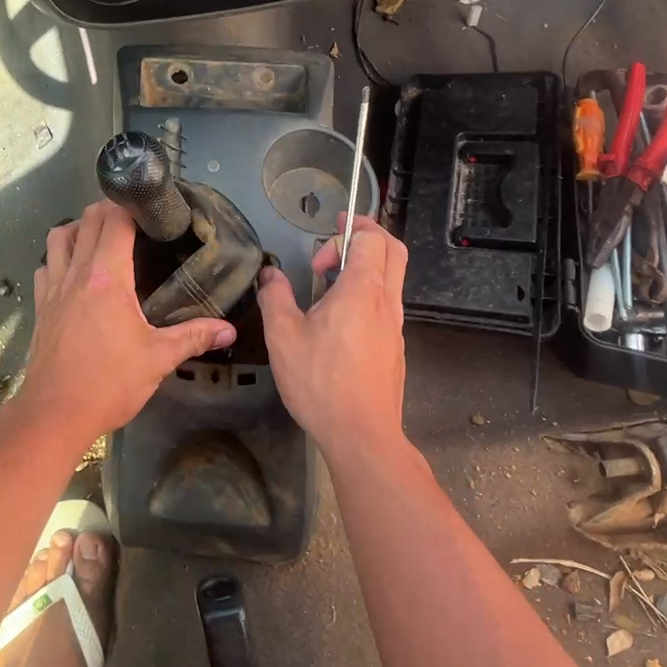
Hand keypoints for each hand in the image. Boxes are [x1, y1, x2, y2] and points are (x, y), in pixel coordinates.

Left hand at [18, 201, 236, 448]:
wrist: (55, 413)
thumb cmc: (109, 383)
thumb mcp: (158, 359)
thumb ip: (194, 337)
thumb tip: (229, 330)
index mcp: (107, 277)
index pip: (116, 221)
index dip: (132, 205)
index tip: (151, 206)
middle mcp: (76, 273)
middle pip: (87, 221)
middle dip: (108, 208)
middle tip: (133, 215)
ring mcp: (53, 288)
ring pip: (58, 237)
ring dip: (78, 227)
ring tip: (99, 235)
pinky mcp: (41, 306)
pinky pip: (46, 266)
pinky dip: (58, 257)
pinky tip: (72, 271)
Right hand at [257, 214, 408, 461]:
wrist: (362, 435)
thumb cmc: (320, 381)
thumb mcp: (282, 335)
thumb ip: (275, 297)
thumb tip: (271, 275)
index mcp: (363, 290)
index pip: (372, 238)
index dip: (350, 230)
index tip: (322, 247)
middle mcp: (387, 302)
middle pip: (394, 251)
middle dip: (369, 236)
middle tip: (341, 238)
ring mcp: (395, 327)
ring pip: (393, 279)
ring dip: (368, 267)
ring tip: (332, 282)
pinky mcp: (394, 349)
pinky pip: (388, 305)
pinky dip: (369, 294)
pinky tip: (340, 318)